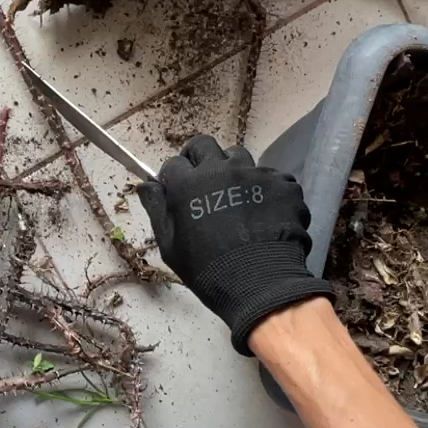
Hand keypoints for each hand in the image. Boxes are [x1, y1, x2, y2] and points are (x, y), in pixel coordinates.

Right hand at [138, 135, 334, 353]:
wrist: (259, 283)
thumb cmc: (206, 269)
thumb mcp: (170, 244)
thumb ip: (156, 209)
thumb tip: (145, 184)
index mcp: (188, 184)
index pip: (174, 163)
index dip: (173, 177)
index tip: (176, 190)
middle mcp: (220, 170)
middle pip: (204, 145)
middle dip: (199, 158)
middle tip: (202, 181)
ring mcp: (254, 174)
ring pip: (238, 156)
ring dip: (232, 170)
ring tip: (235, 195)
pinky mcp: (282, 184)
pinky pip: (269, 177)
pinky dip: (262, 189)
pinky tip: (263, 212)